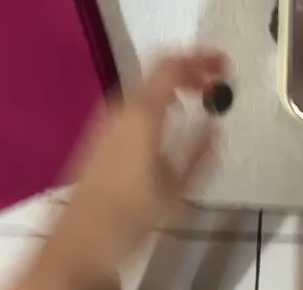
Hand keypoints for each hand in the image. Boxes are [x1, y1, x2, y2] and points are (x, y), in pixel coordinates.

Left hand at [27, 50, 230, 288]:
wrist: (78, 245)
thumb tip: (215, 125)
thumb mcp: (176, 189)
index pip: (172, 65)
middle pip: (158, 70)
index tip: (224, 66)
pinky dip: (160, 97)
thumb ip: (200, 151)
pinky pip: (136, 100)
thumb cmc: (130, 217)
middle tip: (215, 79)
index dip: (201, 58)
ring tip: (199, 96)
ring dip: (175, 83)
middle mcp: (122, 107)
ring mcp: (108, 119)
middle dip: (190, 68)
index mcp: (142, 113)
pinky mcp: (101, 133)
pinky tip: (172, 117)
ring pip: (147, 85)